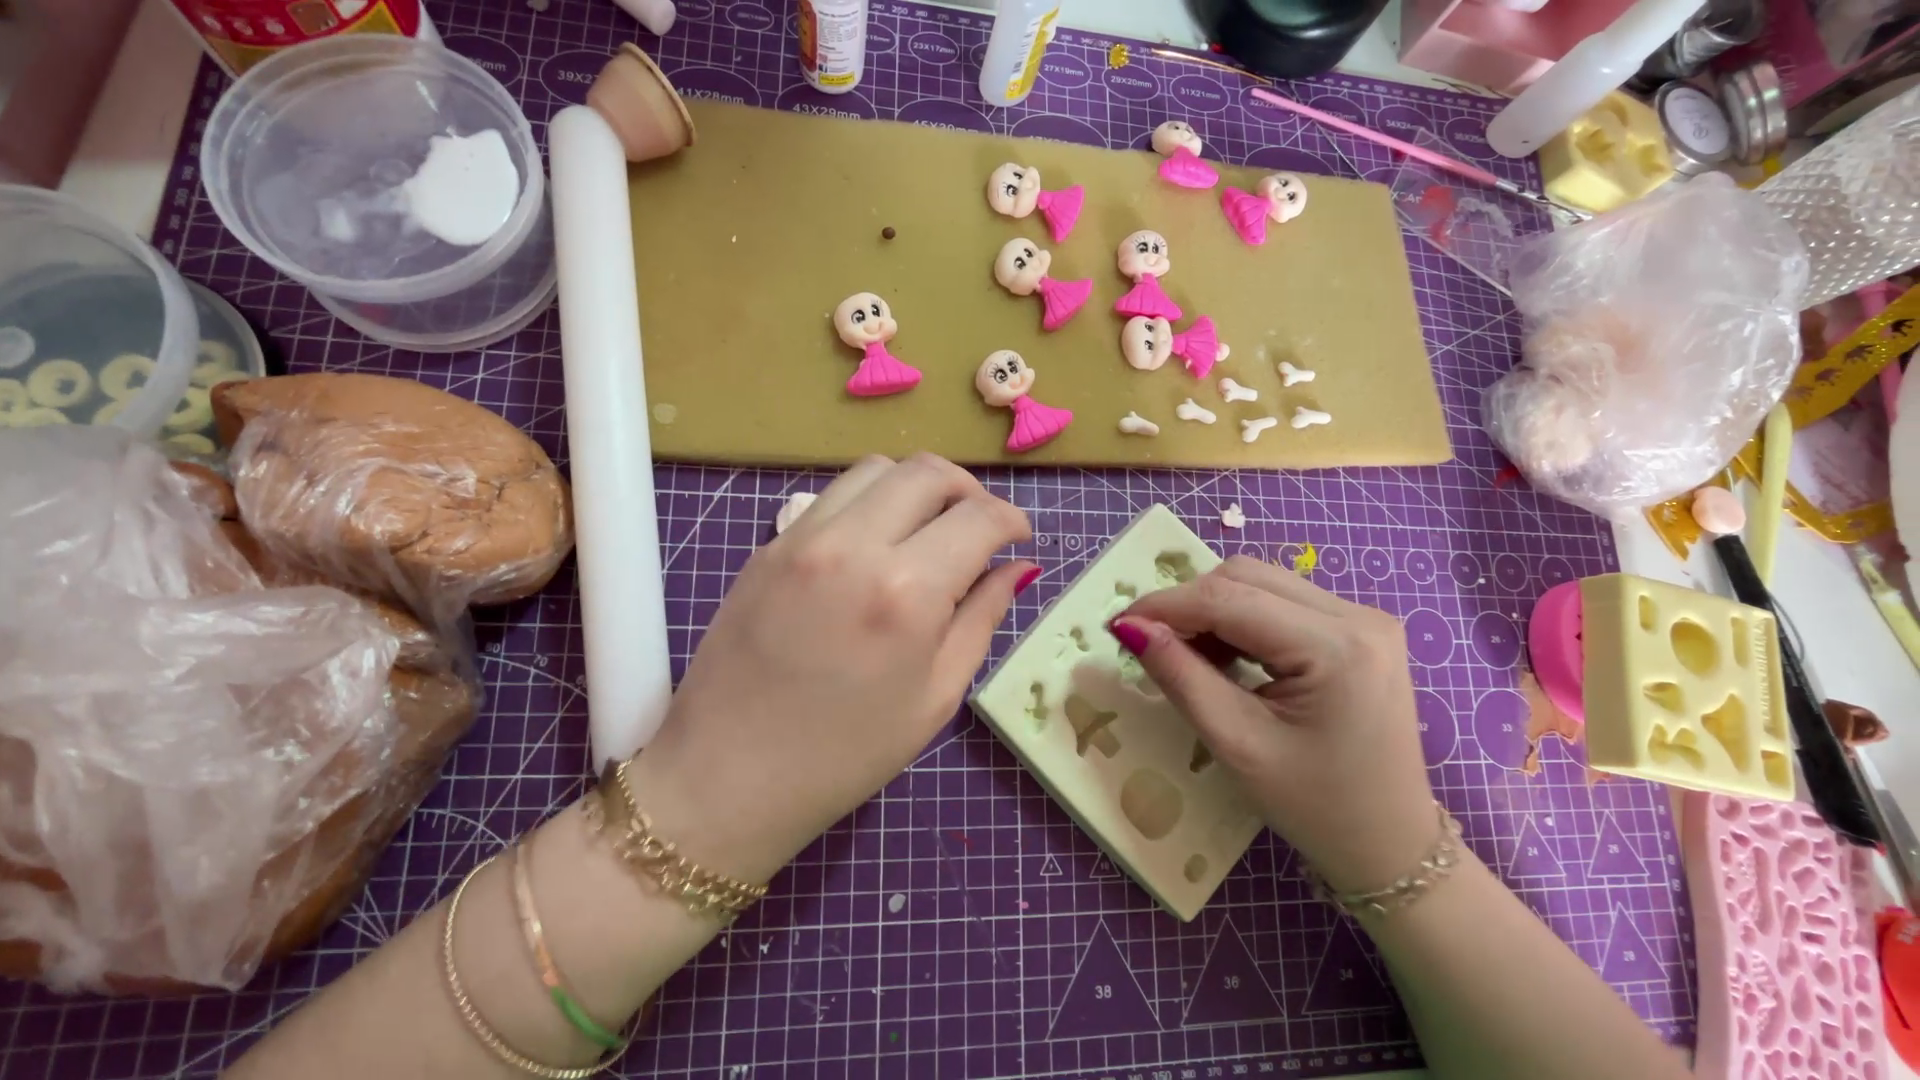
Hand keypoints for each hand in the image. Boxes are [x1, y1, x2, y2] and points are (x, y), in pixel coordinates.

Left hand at [631, 455, 1033, 881]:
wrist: (727, 777)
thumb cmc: (845, 756)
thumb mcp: (935, 697)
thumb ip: (981, 618)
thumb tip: (1016, 568)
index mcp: (905, 592)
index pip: (978, 517)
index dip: (1012, 520)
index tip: (1020, 538)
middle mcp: (852, 545)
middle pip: (927, 471)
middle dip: (968, 490)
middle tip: (978, 528)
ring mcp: (801, 539)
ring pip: (875, 470)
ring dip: (915, 488)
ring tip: (926, 532)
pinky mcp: (767, 547)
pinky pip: (831, 498)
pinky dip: (868, 506)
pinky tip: (873, 551)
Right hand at [1111, 557, 1437, 894]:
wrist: (1390, 846)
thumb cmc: (1315, 807)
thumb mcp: (1238, 744)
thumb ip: (1181, 676)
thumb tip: (1131, 627)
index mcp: (1338, 646)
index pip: (1230, 598)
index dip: (1166, 605)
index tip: (1118, 624)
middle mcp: (1358, 617)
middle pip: (1247, 577)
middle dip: (1190, 603)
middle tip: (1151, 644)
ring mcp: (1365, 620)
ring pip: (1263, 584)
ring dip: (1214, 610)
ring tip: (1187, 656)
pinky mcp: (1360, 632)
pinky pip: (1283, 604)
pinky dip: (1242, 621)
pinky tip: (1226, 657)